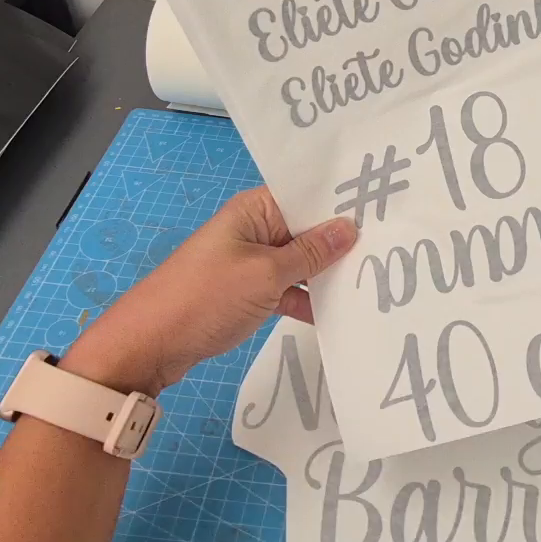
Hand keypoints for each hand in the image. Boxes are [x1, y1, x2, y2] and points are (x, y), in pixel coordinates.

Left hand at [61, 188, 356, 395]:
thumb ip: (311, 252)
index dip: (343, 201)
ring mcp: (252, 262)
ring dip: (327, 273)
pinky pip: (288, 287)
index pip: (307, 195)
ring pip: (301, 261)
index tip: (385, 208)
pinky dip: (308, 298)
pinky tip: (339, 312)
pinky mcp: (249, 292)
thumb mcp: (266, 273)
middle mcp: (256, 229)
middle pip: (307, 229)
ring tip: (373, 278)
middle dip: (341, 240)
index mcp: (256, 210)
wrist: (149, 345)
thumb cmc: (207, 296)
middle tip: (391, 245)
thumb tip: (350, 227)